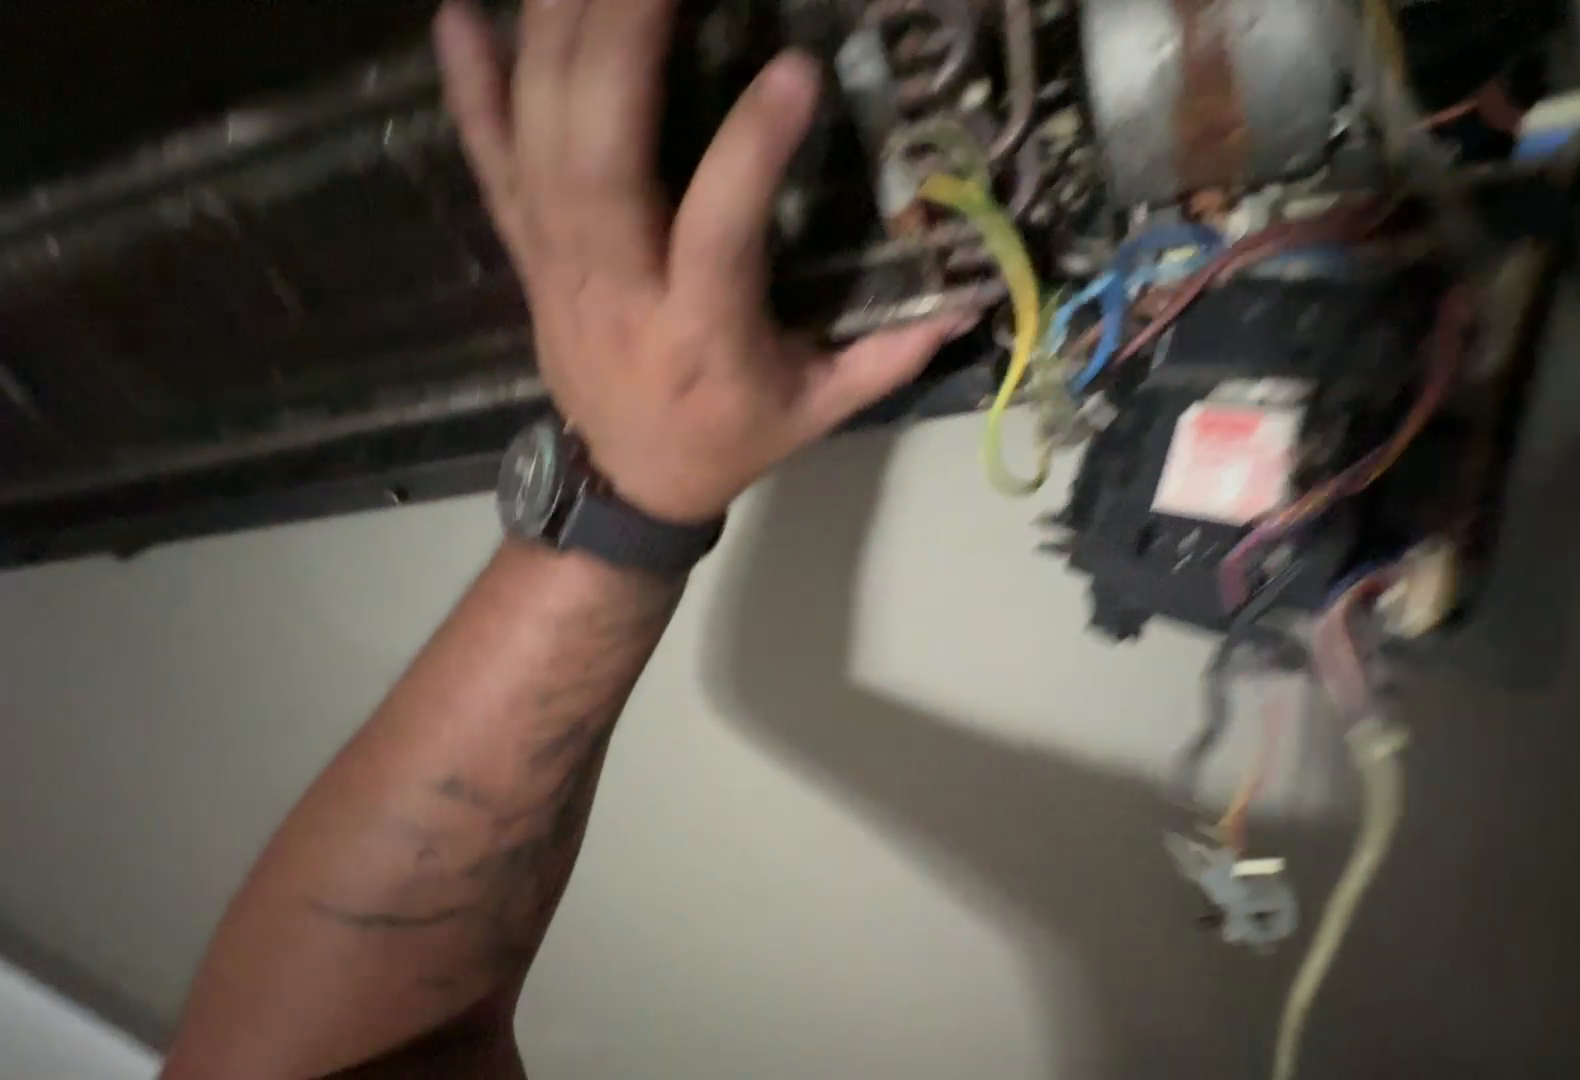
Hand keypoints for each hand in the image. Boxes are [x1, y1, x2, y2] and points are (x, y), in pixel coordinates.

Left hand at [433, 0, 971, 522]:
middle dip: (620, 42)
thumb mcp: (819, 412)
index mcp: (704, 332)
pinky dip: (469, 89)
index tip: (797, 68)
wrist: (630, 482)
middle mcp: (620, 290)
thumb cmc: (731, 441)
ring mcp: (561, 269)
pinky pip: (487, 166)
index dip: (751, 148)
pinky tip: (463, 13)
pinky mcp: (529, 259)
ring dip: (557, 38)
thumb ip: (890, 360)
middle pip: (598, 156)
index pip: (719, 227)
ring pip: (539, 142)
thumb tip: (970, 308)